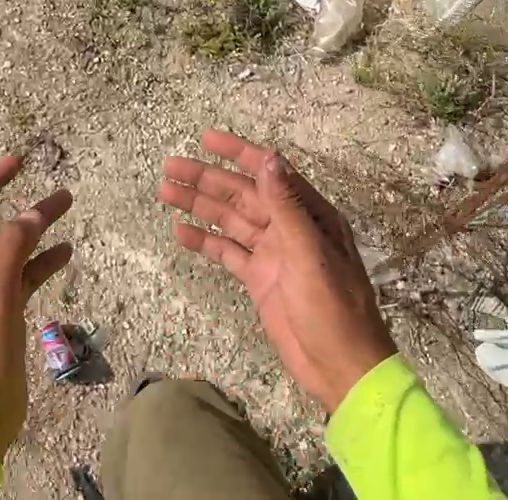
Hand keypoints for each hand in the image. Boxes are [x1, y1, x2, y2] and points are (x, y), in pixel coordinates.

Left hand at [0, 155, 73, 455]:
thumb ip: (12, 247)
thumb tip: (30, 214)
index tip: (17, 159)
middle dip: (19, 198)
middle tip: (48, 179)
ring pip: (12, 247)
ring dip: (37, 228)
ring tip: (67, 204)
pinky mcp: (2, 312)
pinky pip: (23, 276)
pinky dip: (42, 262)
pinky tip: (66, 252)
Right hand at [158, 128, 394, 412]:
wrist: (342, 369)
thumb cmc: (333, 308)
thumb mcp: (310, 254)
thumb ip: (285, 206)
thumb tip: (269, 160)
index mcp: (309, 215)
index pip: (269, 172)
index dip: (238, 152)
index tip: (206, 138)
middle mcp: (288, 227)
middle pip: (240, 193)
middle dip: (206, 178)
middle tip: (170, 166)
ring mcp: (271, 253)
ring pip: (229, 219)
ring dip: (199, 205)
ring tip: (165, 192)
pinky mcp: (259, 278)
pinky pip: (226, 251)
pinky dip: (204, 241)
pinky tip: (180, 231)